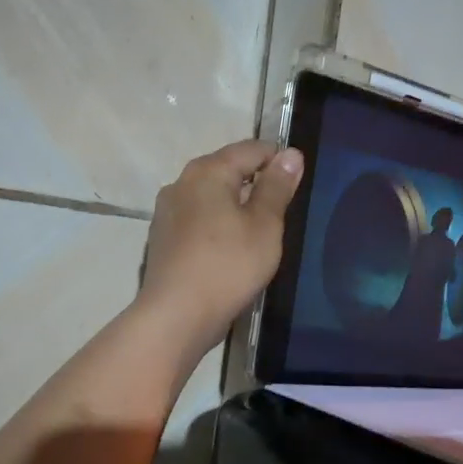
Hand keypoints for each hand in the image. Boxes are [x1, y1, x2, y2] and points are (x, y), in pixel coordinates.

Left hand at [134, 139, 303, 355]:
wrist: (177, 315)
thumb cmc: (229, 265)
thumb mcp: (265, 225)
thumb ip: (278, 187)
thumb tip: (291, 154)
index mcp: (208, 171)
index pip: (251, 149)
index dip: (279, 159)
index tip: (299, 181)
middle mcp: (181, 183)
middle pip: (227, 170)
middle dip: (256, 182)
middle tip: (283, 209)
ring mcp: (167, 212)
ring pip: (210, 197)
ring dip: (235, 206)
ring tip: (259, 231)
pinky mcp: (162, 239)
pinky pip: (198, 220)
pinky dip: (217, 225)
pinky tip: (230, 249)